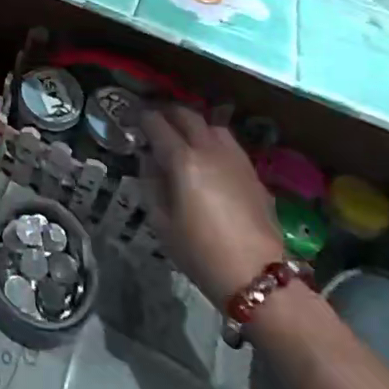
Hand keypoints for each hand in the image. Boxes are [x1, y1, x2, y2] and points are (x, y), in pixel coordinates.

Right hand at [140, 105, 282, 305]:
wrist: (256, 276)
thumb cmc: (200, 252)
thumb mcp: (161, 221)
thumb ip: (151, 183)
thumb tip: (149, 160)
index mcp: (183, 160)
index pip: (157, 124)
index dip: (141, 118)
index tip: (132, 119)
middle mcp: (210, 150)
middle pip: (186, 115)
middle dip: (167, 113)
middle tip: (154, 121)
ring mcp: (235, 158)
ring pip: (211, 124)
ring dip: (193, 124)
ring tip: (183, 135)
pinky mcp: (253, 172)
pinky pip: (229, 143)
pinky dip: (213, 140)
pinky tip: (208, 158)